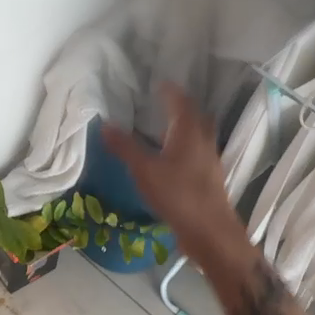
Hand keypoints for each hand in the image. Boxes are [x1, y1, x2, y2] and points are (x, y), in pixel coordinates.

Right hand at [101, 82, 251, 264]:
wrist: (209, 231)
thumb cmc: (177, 195)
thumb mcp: (144, 170)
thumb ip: (125, 147)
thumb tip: (104, 124)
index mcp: (188, 131)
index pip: (180, 101)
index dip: (169, 90)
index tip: (157, 82)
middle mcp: (203, 139)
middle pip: (194, 115)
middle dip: (180, 105)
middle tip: (162, 101)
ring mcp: (209, 159)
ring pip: (198, 133)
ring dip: (184, 126)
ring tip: (164, 126)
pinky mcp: (209, 177)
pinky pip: (197, 151)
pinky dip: (184, 145)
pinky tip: (171, 157)